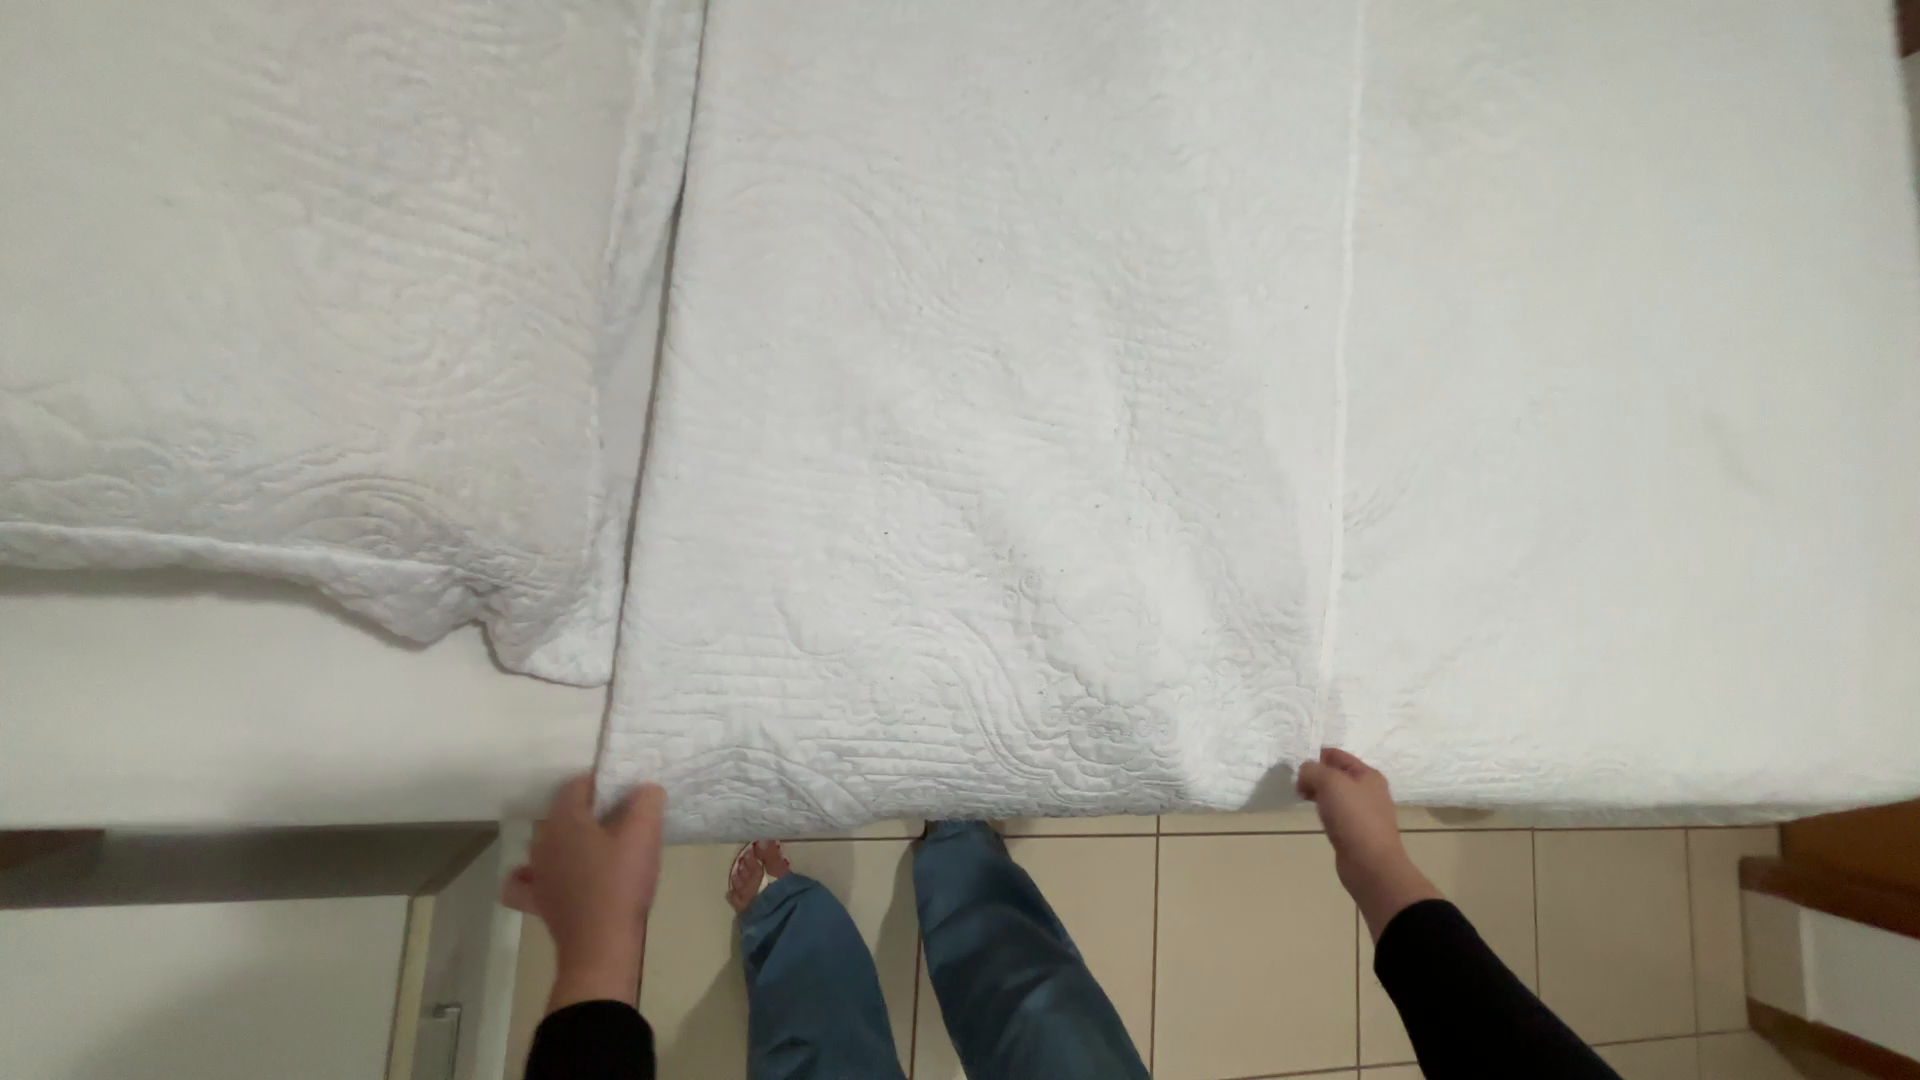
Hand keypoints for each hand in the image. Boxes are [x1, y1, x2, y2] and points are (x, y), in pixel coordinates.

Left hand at [503, 774, 667, 1011]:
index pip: (577, 784)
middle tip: (624, 819)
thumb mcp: (645, 832)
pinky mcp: (538, 902)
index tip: (628, 793)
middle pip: (564, 813)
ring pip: (548, 843)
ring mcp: (537, 874)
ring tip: (601, 847)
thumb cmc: (623, 882)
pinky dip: (536, 874)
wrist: (602, 945)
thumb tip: (645, 789)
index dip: (603, 783)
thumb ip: (647, 800)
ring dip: (571, 839)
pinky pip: (527, 880)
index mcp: (565, 820)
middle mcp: (542, 842)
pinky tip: (553, 876)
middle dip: (591, 810)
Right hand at [1298, 748, 1441, 940]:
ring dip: (1317, 794)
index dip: (1315, 757)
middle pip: (1334, 774)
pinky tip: (1317, 817)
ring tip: (1304, 801)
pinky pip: (1336, 812)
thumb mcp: (1329, 782)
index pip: (1336, 754)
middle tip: (1299, 787)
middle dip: (1314, 777)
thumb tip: (1305, 775)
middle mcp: (1369, 790)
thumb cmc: (1353, 817)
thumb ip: (1312, 770)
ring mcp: (1365, 812)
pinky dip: (1324, 811)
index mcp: (1368, 775)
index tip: (1297, 770)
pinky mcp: (1357, 830)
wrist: (1371, 864)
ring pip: (1334, 794)